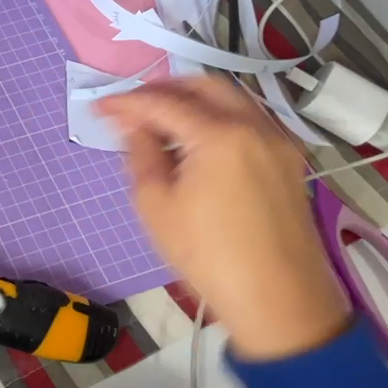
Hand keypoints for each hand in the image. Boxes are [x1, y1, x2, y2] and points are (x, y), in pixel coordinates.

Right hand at [99, 77, 348, 360]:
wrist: (279, 301)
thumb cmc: (207, 254)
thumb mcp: (155, 203)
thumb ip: (141, 152)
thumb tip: (135, 127)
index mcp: (220, 135)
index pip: (162, 102)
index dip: (126, 102)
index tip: (98, 107)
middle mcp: (256, 128)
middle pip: (204, 86)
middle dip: (163, 89)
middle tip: (131, 106)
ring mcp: (279, 143)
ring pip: (231, 99)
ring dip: (192, 100)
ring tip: (159, 120)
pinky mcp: (289, 162)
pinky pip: (248, 120)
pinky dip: (217, 116)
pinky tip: (195, 139)